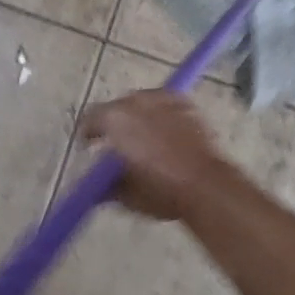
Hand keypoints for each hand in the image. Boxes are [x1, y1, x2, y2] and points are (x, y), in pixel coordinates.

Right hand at [80, 90, 238, 220]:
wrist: (206, 184)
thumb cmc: (162, 191)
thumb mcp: (127, 196)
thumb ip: (107, 185)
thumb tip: (99, 185)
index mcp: (115, 120)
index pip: (91, 117)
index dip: (89, 132)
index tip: (90, 146)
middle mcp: (135, 102)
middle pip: (116, 106)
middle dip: (114, 123)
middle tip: (118, 144)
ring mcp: (161, 98)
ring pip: (140, 102)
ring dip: (137, 116)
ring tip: (144, 137)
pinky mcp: (182, 101)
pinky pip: (163, 102)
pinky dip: (160, 113)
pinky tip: (165, 130)